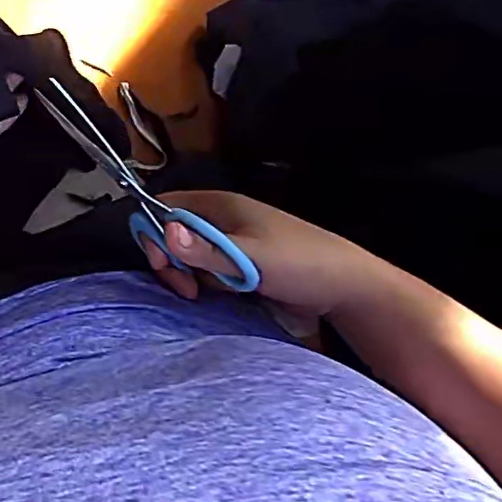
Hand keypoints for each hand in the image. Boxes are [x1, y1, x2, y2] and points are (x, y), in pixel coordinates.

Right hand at [140, 190, 394, 318]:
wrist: (347, 288)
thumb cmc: (301, 264)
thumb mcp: (251, 258)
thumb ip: (207, 249)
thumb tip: (164, 231)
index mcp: (221, 206)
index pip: (166, 207)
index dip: (155, 231)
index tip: (164, 264)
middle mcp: (222, 220)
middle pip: (173, 234)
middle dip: (172, 261)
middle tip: (189, 289)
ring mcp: (232, 243)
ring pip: (190, 256)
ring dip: (192, 276)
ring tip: (214, 292)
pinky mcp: (241, 265)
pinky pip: (209, 271)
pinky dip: (209, 284)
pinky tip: (225, 295)